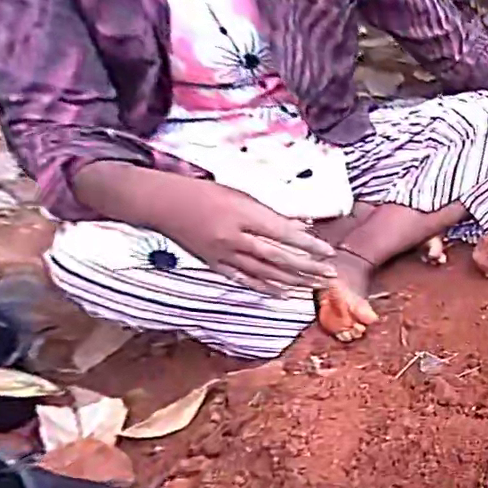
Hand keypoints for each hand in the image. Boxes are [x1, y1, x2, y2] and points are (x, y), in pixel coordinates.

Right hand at [160, 177, 337, 294]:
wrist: (156, 201)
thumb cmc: (202, 193)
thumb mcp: (240, 196)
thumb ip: (272, 215)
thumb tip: (304, 228)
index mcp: (241, 215)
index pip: (283, 233)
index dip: (309, 245)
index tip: (330, 252)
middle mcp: (232, 237)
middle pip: (278, 257)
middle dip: (308, 267)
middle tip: (331, 274)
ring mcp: (221, 253)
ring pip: (264, 272)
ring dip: (294, 281)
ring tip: (317, 286)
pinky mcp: (212, 264)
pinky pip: (243, 279)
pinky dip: (265, 288)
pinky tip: (285, 294)